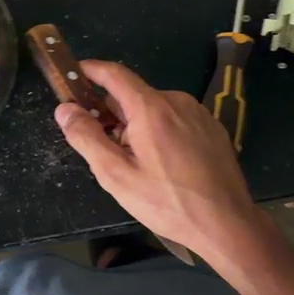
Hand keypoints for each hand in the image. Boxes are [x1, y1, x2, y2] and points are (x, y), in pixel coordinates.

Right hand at [54, 60, 262, 261]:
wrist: (228, 224)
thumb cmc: (167, 202)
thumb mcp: (117, 176)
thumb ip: (86, 138)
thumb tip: (65, 109)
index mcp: (151, 108)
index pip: (114, 73)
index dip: (91, 70)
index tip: (74, 73)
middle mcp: (176, 101)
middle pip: (133, 95)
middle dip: (113, 113)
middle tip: (105, 147)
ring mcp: (198, 113)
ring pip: (155, 108)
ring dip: (138, 125)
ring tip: (137, 163)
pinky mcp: (212, 128)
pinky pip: (176, 119)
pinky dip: (161, 131)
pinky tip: (165, 165)